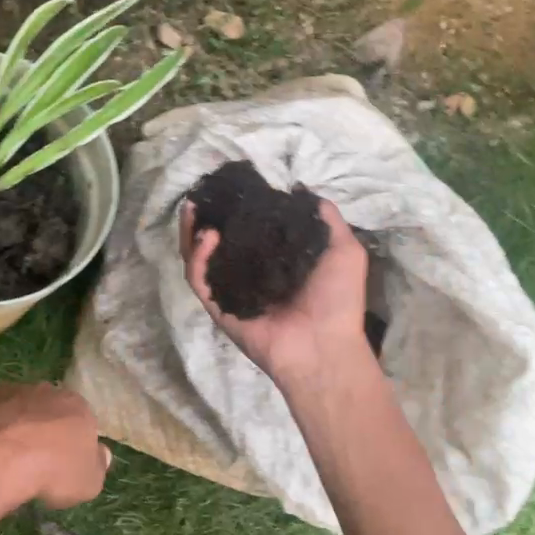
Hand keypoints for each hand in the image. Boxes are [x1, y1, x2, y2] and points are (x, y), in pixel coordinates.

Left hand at [0, 383, 108, 512]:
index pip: (83, 421)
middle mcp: (48, 390)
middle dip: (46, 429)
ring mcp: (13, 390)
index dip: (74, 443)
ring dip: (17, 425)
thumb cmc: (51, 473)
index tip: (65, 464)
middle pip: (51, 409)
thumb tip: (100, 453)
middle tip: (37, 460)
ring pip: (20, 407)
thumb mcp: (90, 483)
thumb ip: (97, 465)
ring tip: (7, 457)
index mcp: (78, 407)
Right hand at [180, 196, 370, 384]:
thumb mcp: (344, 250)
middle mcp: (247, 273)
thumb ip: (326, 219)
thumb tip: (300, 189)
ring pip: (198, 258)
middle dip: (204, 218)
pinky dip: (197, 257)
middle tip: (200, 198)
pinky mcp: (215, 306)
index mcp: (273, 261)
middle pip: (214, 242)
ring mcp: (228, 290)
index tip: (230, 190)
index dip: (235, 210)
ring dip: (191, 233)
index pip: (245, 231)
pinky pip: (198, 279)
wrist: (323, 345)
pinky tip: (208, 236)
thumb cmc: (337, 300)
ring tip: (194, 210)